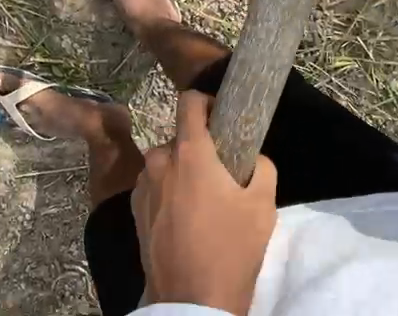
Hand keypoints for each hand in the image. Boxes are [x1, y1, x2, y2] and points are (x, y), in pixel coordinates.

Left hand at [131, 92, 277, 315]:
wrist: (191, 301)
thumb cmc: (231, 249)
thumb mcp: (263, 207)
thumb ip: (261, 167)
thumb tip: (253, 158)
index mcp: (190, 151)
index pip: (189, 101)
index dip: (206, 103)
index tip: (221, 118)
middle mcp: (160, 159)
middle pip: (180, 138)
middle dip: (200, 150)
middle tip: (221, 175)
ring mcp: (143, 184)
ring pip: (166, 164)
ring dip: (182, 173)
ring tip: (203, 205)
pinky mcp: (134, 208)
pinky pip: (154, 187)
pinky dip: (168, 194)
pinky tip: (185, 222)